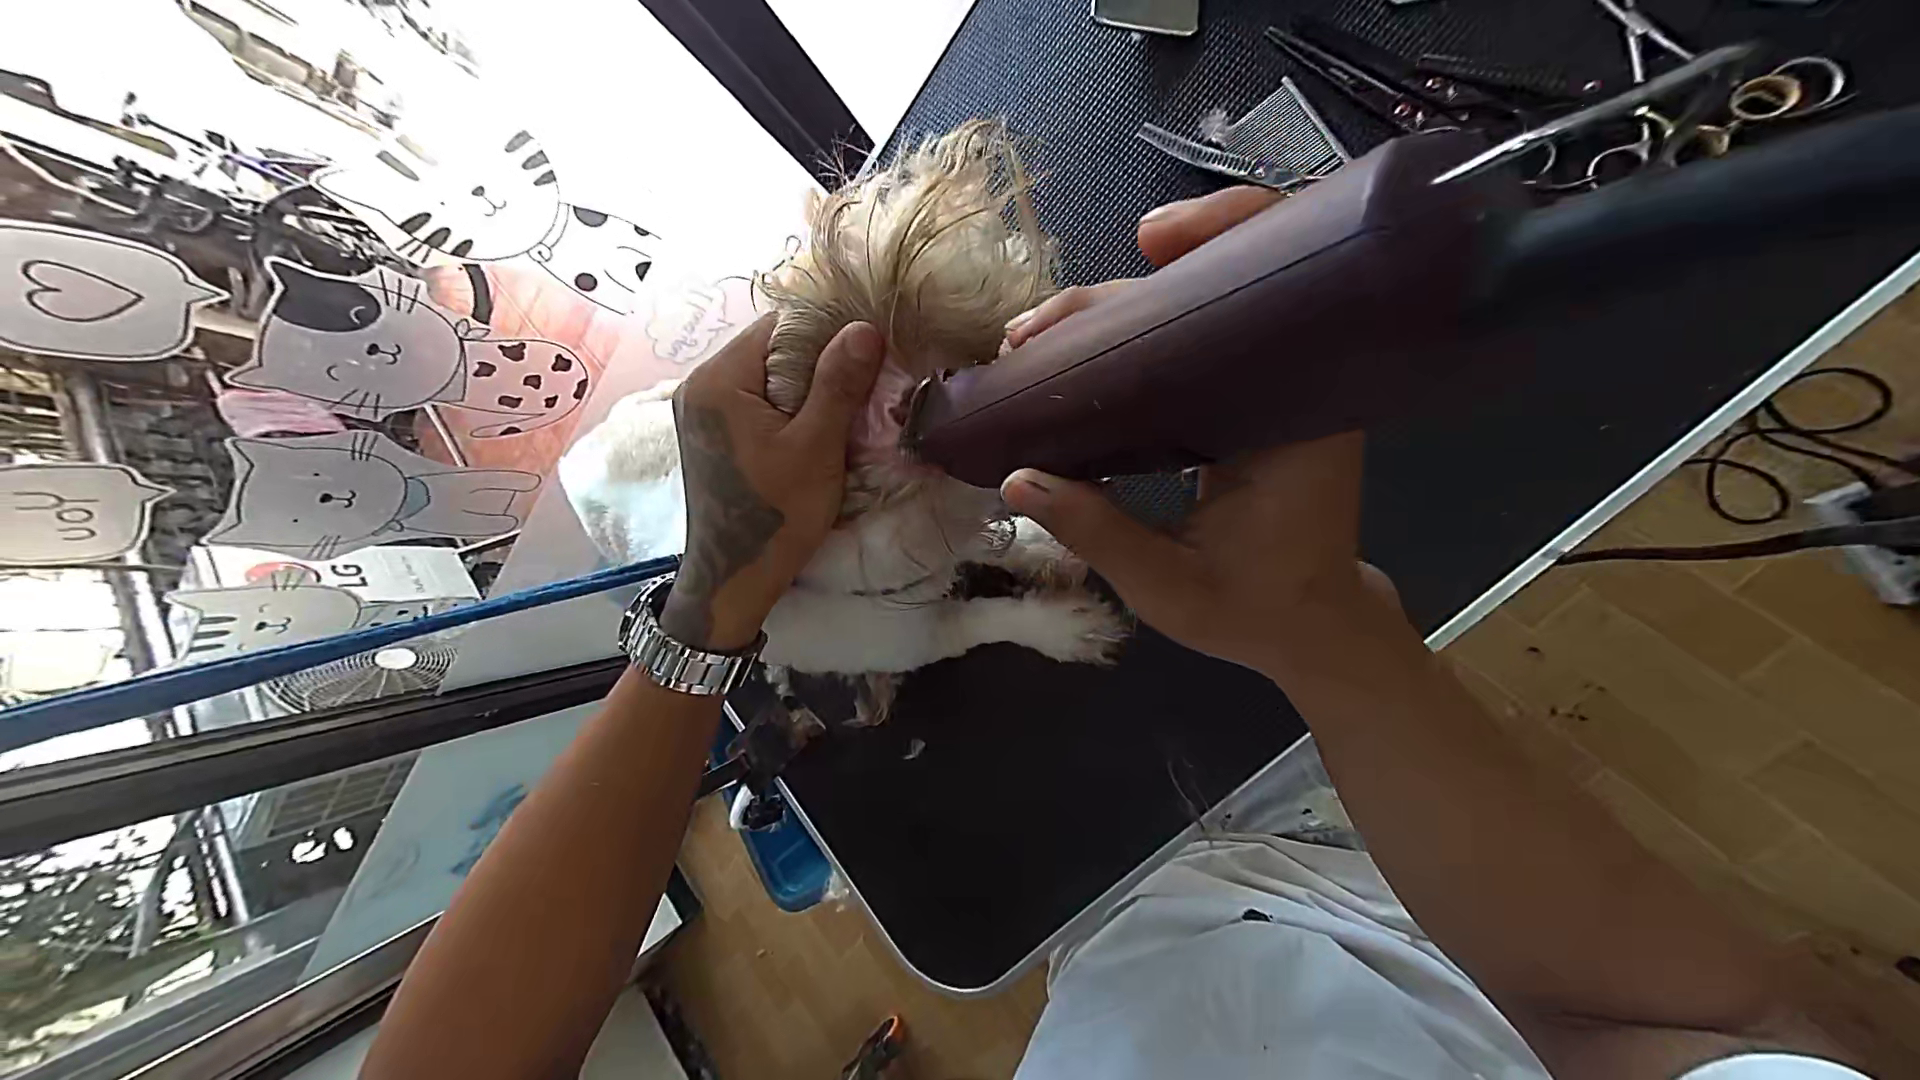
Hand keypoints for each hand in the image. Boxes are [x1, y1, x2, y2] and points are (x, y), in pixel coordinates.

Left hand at [661, 313, 885, 649]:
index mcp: (719, 380)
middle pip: (770, 350)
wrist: (738, 577)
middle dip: (816, 365)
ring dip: (804, 390)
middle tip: (856, 393)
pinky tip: (810, 434)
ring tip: (837, 416)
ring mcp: (701, 413)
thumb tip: (865, 328)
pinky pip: (755, 403)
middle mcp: (700, 386)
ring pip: (765, 378)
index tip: (863, 359)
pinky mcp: (712, 437)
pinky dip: (786, 410)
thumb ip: (838, 384)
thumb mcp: (816, 446)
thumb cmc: (778, 513)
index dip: (826, 334)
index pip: (777, 326)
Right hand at [999, 186, 1385, 674]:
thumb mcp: (1169, 585)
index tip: (1148, 242)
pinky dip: (1132, 343)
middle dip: (1116, 297)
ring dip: (1113, 315)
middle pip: (1211, 296)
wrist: (1307, 628)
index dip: (1222, 237)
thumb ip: (1097, 533)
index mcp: (1297, 415)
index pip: (1276, 289)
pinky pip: (1187, 353)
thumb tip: (1016, 480)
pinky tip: (1080, 356)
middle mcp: (1290, 386)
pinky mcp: (1238, 410)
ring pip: (1192, 320)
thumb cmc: (1254, 612)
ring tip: (1039, 337)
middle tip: (1033, 330)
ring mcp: (1263, 395)